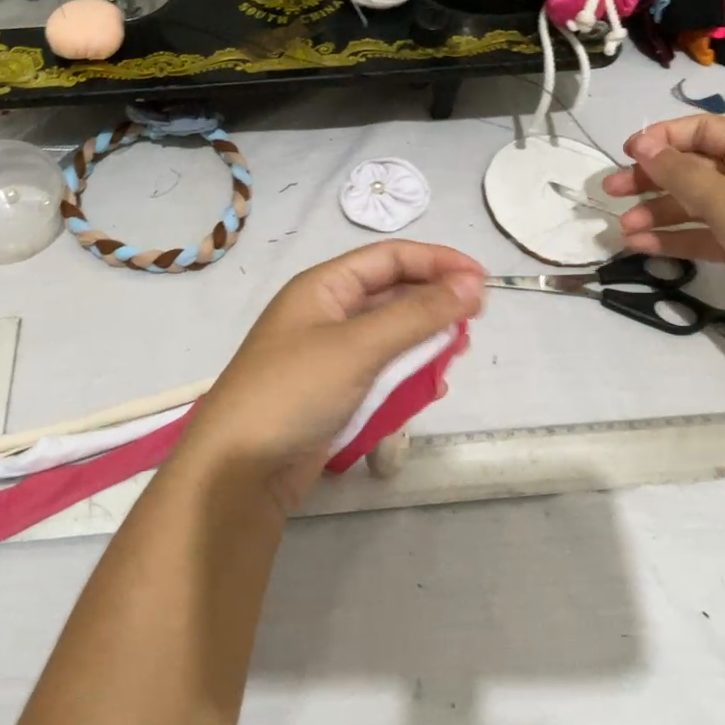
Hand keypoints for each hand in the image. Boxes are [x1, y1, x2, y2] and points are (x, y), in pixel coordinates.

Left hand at [178, 241, 486, 510]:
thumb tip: (471, 284)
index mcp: (324, 286)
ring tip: (452, 359)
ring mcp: (330, 355)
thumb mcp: (359, 347)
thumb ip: (417, 315)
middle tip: (474, 325)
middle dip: (434, 306)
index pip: (390, 258)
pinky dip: (406, 378)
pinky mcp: (335, 393)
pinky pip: (382, 374)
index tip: (484, 282)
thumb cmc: (294, 391)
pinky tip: (429, 390)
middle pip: (393, 295)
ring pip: (392, 337)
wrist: (240, 467)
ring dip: (423, 345)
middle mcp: (327, 313)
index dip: (438, 262)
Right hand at [600, 115, 724, 330]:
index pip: (704, 131)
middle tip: (610, 192)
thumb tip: (643, 146)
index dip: (663, 138)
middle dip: (651, 179)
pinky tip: (643, 248)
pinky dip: (675, 240)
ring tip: (623, 231)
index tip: (626, 154)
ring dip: (657, 214)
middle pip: (694, 169)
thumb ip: (683, 175)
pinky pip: (705, 236)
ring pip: (695, 206)